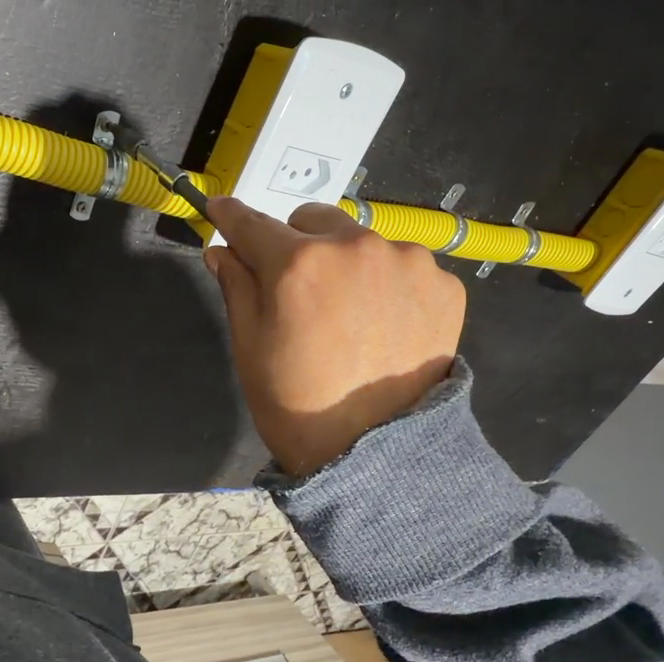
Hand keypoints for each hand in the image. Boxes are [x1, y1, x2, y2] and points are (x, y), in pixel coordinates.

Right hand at [204, 197, 465, 474]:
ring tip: (347, 318)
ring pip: (362, 242)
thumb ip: (237, 287)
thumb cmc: (294, 404)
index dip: (231, 217)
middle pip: (314, 221)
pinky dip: (386, 287)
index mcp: (299, 263)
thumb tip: (222, 250)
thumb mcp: (249, 348)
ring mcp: (408, 260)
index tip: (218, 208)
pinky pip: (403, 268)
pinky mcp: (444, 282)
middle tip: (296, 293)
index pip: (254, 224)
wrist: (374, 450)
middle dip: (297, 245)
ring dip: (346, 264)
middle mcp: (356, 244)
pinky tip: (381, 329)